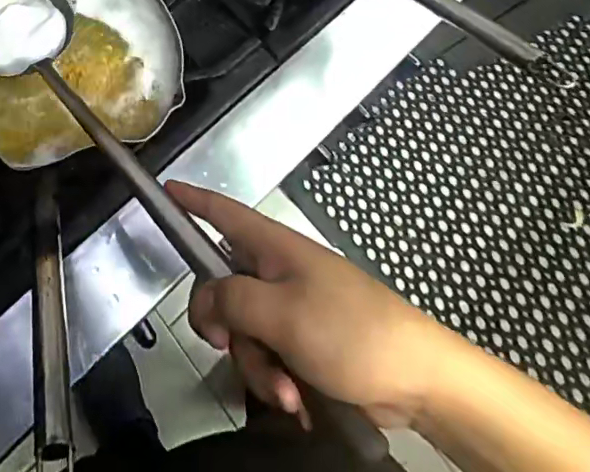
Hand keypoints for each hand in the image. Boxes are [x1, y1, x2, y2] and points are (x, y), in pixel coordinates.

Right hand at [168, 181, 458, 428]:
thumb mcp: (281, 312)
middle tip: (228, 346)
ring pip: (244, 330)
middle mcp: (278, 273)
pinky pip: (269, 356)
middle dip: (225, 326)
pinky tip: (298, 399)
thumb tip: (204, 302)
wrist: (422, 381)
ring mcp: (293, 309)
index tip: (167, 190)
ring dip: (256, 365)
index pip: (222, 212)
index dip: (192, 200)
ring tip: (286, 390)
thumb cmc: (351, 331)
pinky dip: (276, 379)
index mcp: (273, 247)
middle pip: (223, 288)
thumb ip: (229, 300)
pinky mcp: (306, 343)